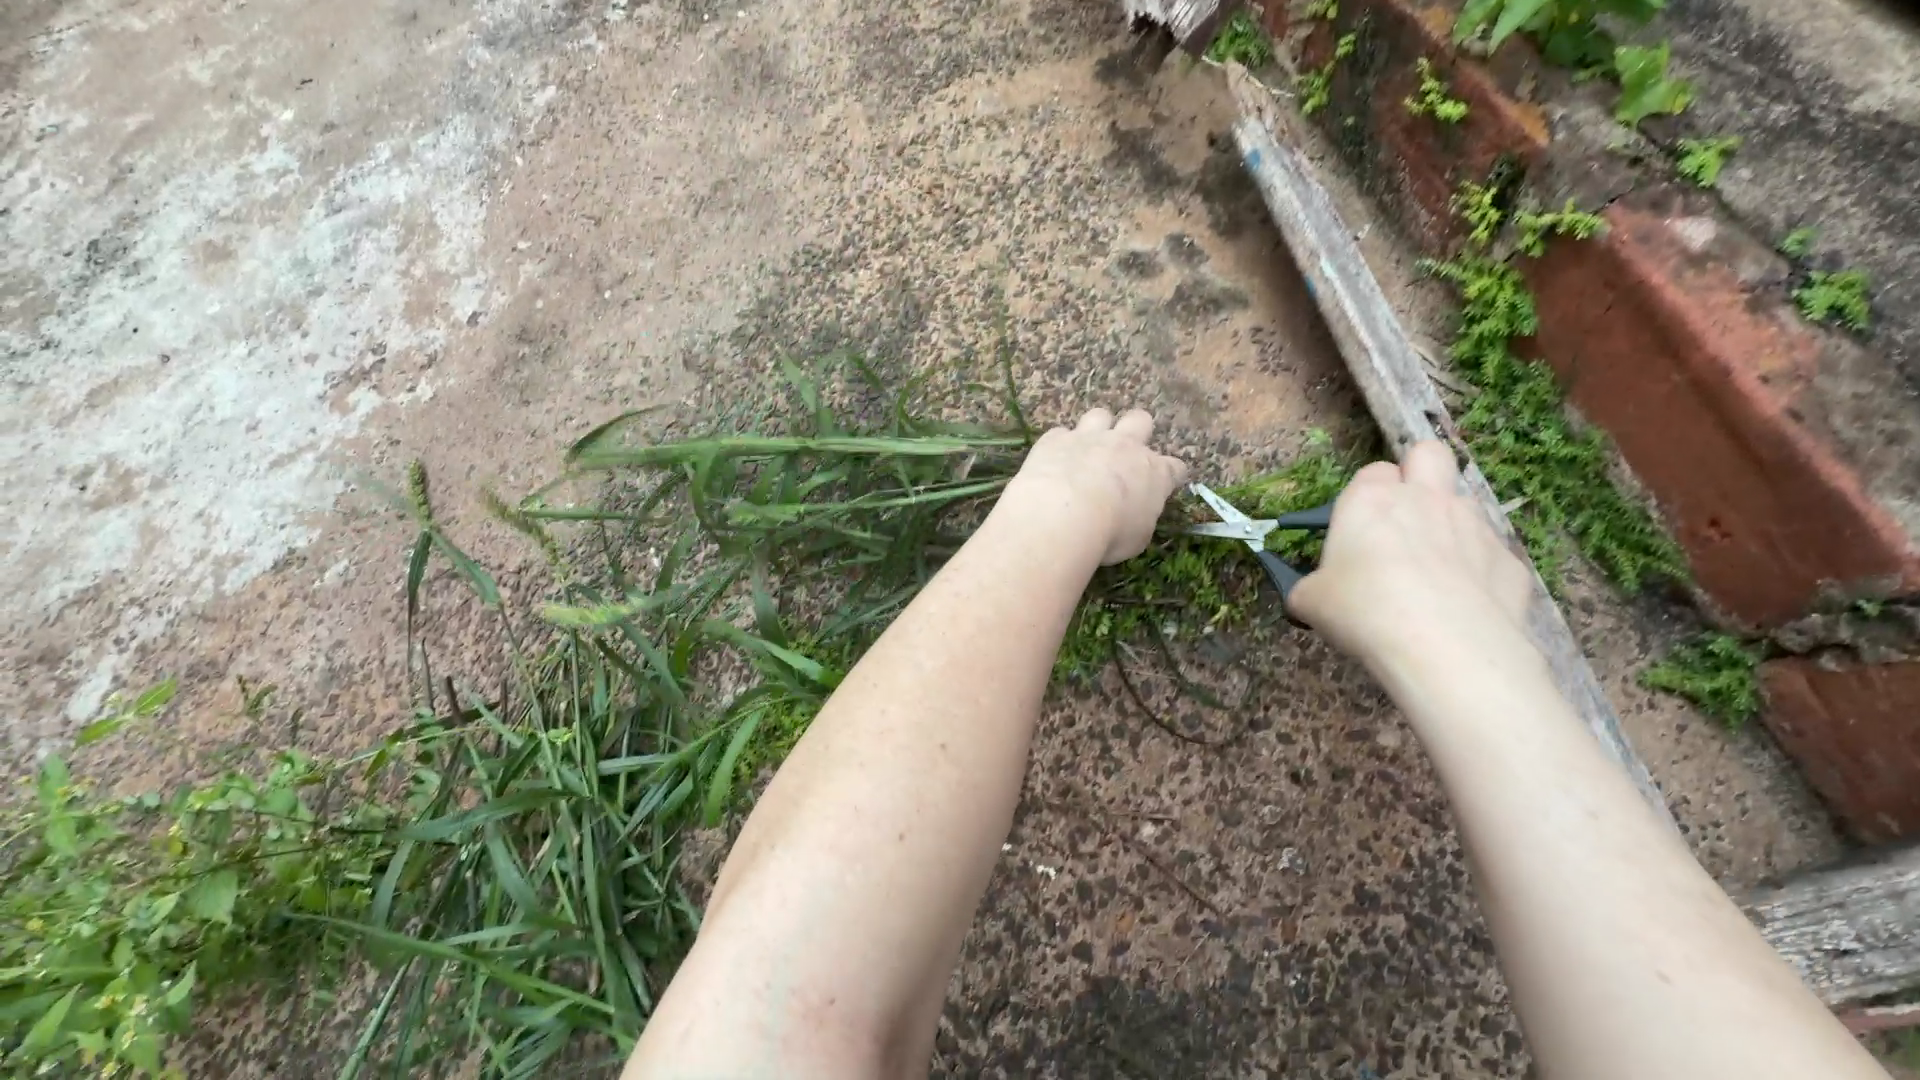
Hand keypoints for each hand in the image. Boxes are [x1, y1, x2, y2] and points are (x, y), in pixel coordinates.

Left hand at [1002, 408, 1189, 565]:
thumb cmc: (1109, 535)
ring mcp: (1089, 438)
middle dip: (1136, 431)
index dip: (1170, 475)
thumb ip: (1139, 518)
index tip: (1164, 484)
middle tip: (1124, 452)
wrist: (1065, 514)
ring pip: (1100, 415)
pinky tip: (1052, 462)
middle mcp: (1125, 447)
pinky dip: (1058, 447)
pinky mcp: (1056, 439)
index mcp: (1154, 474)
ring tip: (1086, 449)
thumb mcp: (1136, 538)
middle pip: (1140, 421)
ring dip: (1096, 429)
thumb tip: (1134, 516)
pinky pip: (1060, 434)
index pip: (1174, 468)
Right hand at [1287, 441, 1535, 672]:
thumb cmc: (1362, 610)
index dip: (1366, 496)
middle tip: (1406, 515)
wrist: (1442, 647)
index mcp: (1371, 500)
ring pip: (1465, 505)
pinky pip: (1492, 557)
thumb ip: (1311, 586)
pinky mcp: (1510, 562)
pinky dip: (1479, 575)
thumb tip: (1311, 593)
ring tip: (1435, 573)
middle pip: (1430, 454)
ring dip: (1450, 526)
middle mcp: (1426, 499)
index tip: (1358, 528)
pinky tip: (1465, 607)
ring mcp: (1475, 526)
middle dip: (1420, 472)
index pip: (1372, 472)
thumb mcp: (1310, 601)